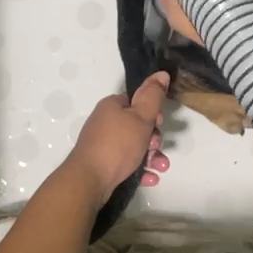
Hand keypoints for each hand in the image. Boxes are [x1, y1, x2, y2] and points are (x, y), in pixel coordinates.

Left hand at [63, 72, 172, 201]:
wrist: (90, 179)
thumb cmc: (118, 144)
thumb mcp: (140, 117)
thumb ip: (153, 96)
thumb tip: (162, 73)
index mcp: (112, 106)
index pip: (136, 102)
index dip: (152, 112)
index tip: (159, 123)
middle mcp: (105, 123)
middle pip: (137, 126)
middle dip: (153, 139)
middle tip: (156, 147)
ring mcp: (103, 144)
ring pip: (134, 147)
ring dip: (151, 157)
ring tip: (160, 167)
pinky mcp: (103, 164)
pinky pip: (126, 163)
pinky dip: (140, 170)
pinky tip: (150, 178)